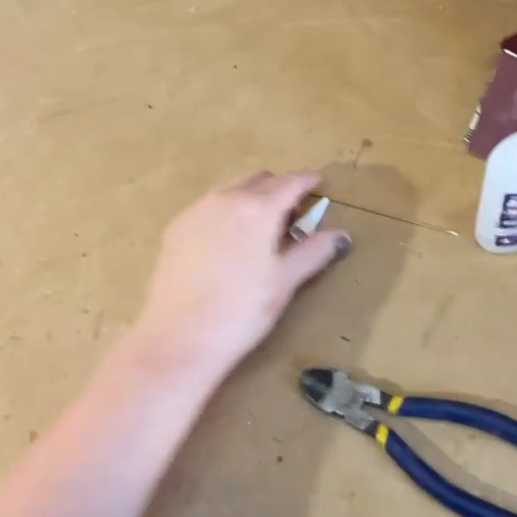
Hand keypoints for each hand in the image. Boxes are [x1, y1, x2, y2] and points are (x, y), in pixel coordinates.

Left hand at [131, 171, 350, 378]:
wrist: (179, 336)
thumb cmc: (242, 310)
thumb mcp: (285, 281)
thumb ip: (314, 251)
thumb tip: (341, 235)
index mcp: (258, 208)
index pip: (290, 182)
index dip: (307, 181)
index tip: (317, 182)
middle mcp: (226, 199)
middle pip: (259, 180)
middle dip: (278, 190)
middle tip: (291, 215)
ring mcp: (197, 211)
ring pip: (231, 191)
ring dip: (250, 199)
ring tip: (259, 229)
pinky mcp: (176, 228)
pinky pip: (209, 208)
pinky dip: (226, 214)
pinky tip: (227, 243)